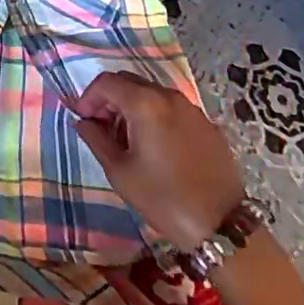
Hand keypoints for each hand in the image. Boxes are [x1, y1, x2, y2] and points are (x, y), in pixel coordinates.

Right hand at [71, 71, 245, 249]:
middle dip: (110, 99)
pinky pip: (172, 107)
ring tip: (127, 141)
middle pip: (129, 81)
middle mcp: (169, 95)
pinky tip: (156, 146)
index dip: (89, 97)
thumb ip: (97, 139)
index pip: (107, 81)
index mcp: (145, 103)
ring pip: (152, 93)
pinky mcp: (205, 122)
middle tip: (102, 129)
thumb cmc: (162, 198)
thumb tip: (83, 122)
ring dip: (132, 107)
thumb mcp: (120, 172)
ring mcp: (191, 107)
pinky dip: (155, 115)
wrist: (219, 223)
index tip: (83, 120)